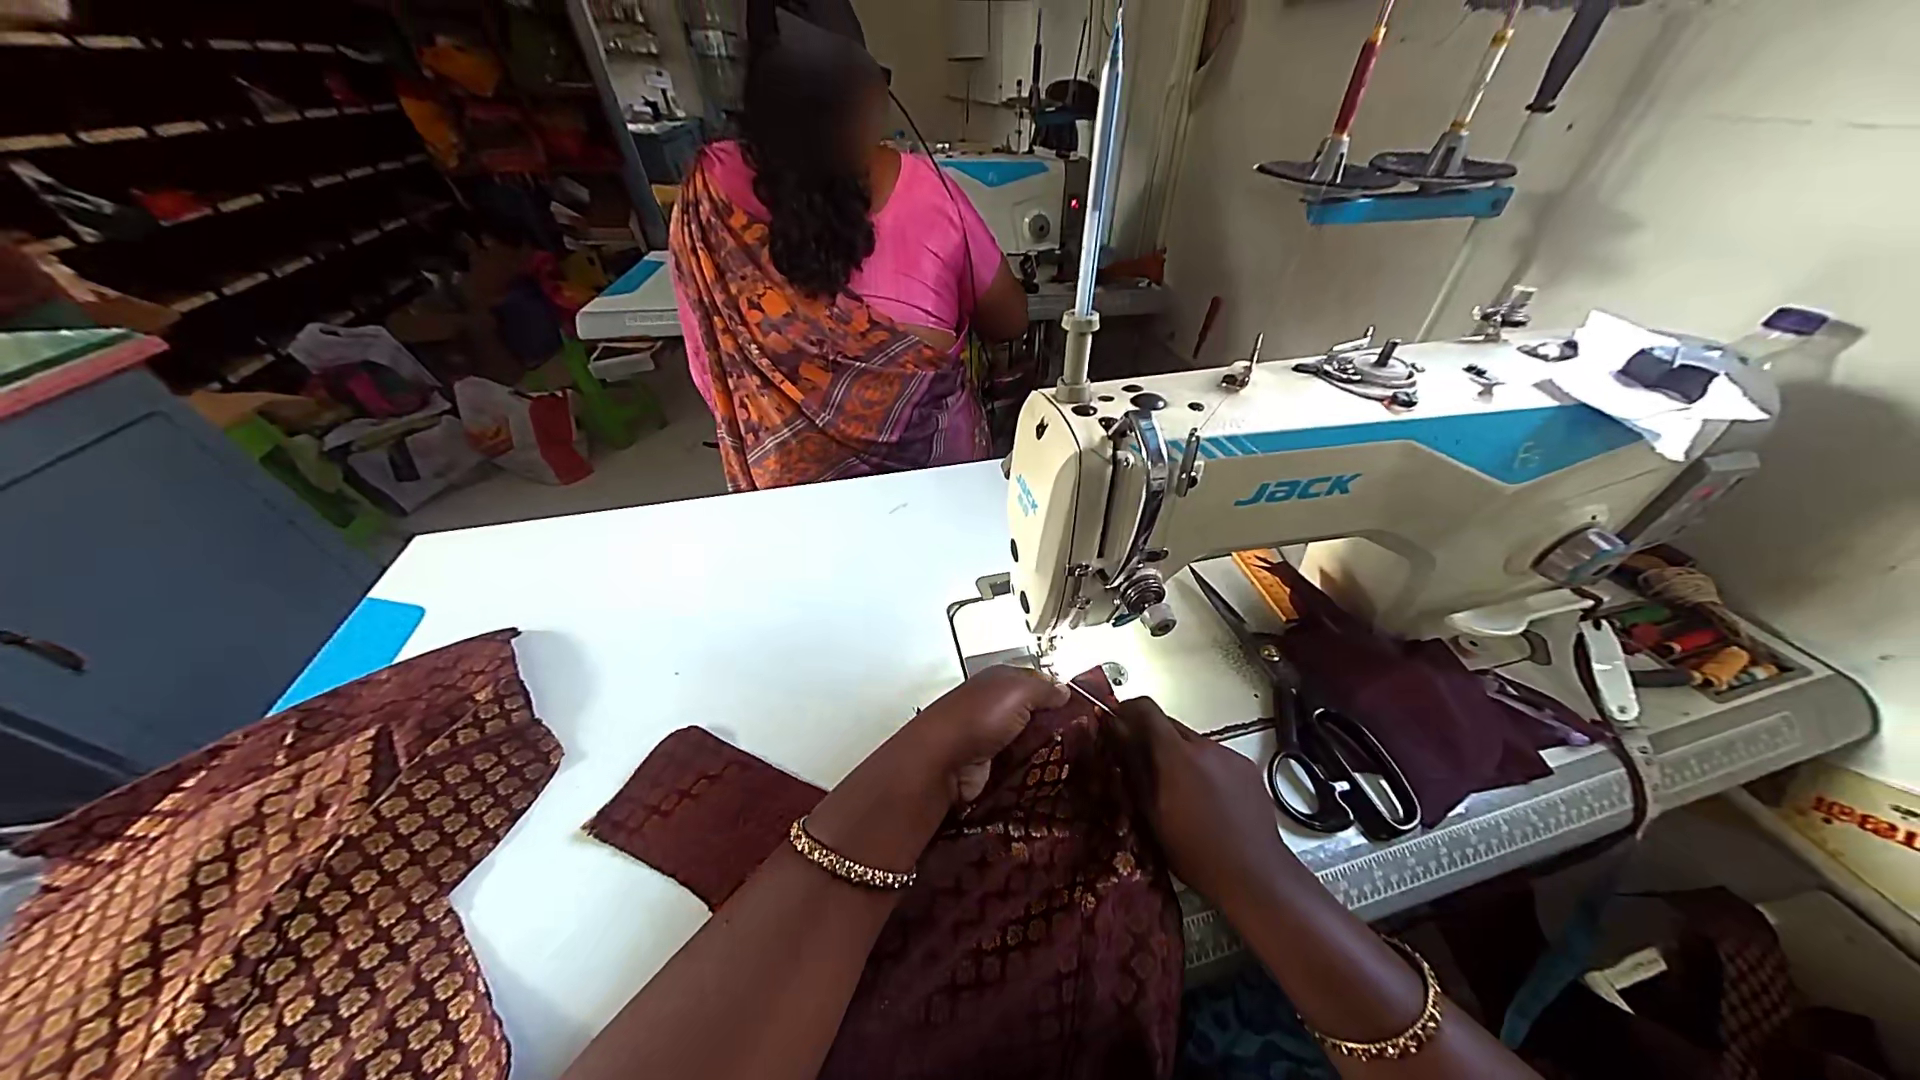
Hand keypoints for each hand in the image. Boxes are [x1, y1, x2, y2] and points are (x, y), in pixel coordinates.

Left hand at [901, 665, 1070, 803]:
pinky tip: (1051, 771)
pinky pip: (1022, 764)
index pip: (1037, 682)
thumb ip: (1045, 687)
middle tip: (1084, 735)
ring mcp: (993, 737)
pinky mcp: (993, 765)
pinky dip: (1033, 767)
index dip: (1058, 692)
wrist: (943, 760)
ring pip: (1031, 740)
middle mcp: (996, 707)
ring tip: (1074, 756)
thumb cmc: (976, 717)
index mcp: (1000, 681)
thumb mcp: (1018, 690)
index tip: (1084, 706)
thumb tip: (1063, 690)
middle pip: (1036, 713)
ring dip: (1047, 748)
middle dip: (1056, 723)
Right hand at [1110, 696, 1291, 904]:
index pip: (1147, 709)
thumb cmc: (1196, 852)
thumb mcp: (1152, 812)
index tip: (1118, 721)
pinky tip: (1205, 798)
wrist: (1255, 876)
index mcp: (1177, 755)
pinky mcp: (1247, 768)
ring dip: (1180, 754)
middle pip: (1170, 724)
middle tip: (1143, 764)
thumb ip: (1134, 766)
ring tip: (1178, 790)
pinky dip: (1204, 767)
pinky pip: (1216, 756)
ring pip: (1193, 741)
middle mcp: (1206, 747)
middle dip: (1152, 737)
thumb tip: (1118, 735)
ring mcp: (1230, 756)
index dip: (1128, 709)